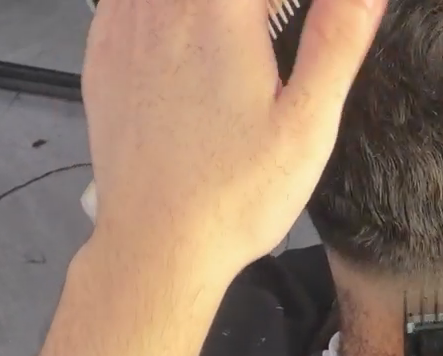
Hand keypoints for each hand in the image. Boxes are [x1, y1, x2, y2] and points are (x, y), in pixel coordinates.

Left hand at [80, 0, 384, 280]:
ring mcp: (125, 21)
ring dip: (216, 16)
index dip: (299, 10)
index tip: (317, 28)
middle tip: (274, 38)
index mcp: (221, 8)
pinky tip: (190, 48)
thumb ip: (337, 43)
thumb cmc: (235, 197)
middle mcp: (165, 1)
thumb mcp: (307, 126)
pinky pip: (133, 0)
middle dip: (259, 13)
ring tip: (238, 52)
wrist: (159, 244)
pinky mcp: (104, 51)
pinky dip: (170, 15)